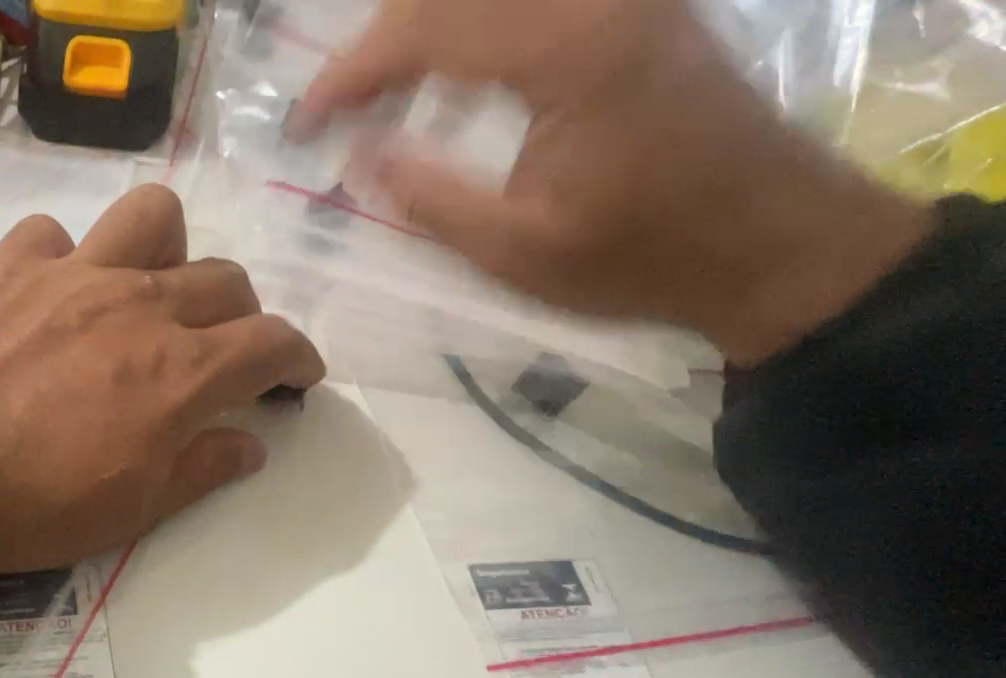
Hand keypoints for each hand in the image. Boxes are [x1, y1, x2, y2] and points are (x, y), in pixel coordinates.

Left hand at [0, 185, 324, 577]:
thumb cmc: (38, 510)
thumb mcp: (136, 511)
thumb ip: (204, 468)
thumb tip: (250, 442)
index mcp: (182, 371)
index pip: (273, 341)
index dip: (298, 358)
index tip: (296, 377)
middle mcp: (140, 305)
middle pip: (224, 280)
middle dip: (240, 318)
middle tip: (217, 354)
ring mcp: (73, 277)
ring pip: (152, 218)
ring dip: (167, 253)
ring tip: (148, 295)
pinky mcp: (12, 271)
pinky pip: (53, 233)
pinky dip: (66, 257)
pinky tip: (58, 294)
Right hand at [294, 0, 930, 362]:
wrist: (769, 240)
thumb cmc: (640, 257)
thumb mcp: (515, 250)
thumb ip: (429, 197)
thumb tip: (360, 154)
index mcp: (568, 49)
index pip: (428, 27)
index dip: (350, 73)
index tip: (302, 123)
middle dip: (376, 46)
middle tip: (333, 113)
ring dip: (418, 33)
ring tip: (377, 98)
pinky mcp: (630, 9)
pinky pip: (522, 4)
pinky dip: (463, 32)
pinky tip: (444, 81)